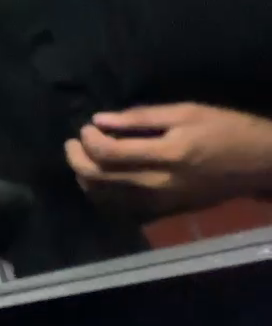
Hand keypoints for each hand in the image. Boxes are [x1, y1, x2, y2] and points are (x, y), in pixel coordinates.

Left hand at [64, 103, 271, 213]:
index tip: (86, 128)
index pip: (108, 152)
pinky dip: (97, 190)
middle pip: (95, 175)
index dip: (89, 140)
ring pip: (98, 193)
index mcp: (169, 154)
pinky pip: (111, 204)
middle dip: (75, 158)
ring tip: (83, 157)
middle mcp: (155, 182)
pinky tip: (98, 176)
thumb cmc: (230, 131)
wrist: (263, 164)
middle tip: (73, 143)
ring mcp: (153, 201)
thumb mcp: (193, 113)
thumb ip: (143, 117)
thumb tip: (99, 120)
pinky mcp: (154, 212)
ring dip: (82, 175)